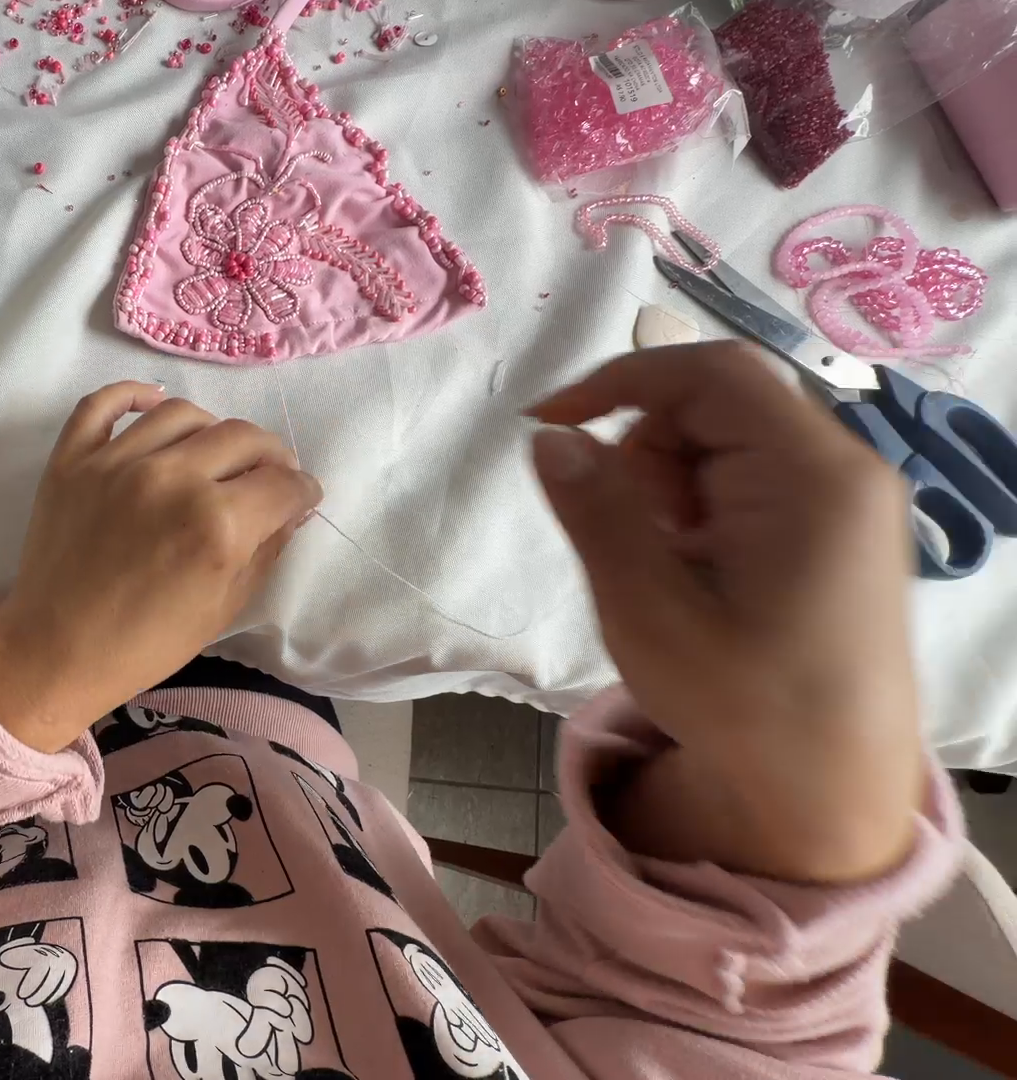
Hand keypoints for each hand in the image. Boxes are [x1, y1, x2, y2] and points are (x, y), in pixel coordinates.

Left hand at [0, 382, 322, 753]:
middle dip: (269, 457)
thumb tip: (289, 506)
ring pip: (182, 413)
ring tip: (213, 453)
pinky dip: (131, 394)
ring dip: (212, 429)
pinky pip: (102, 403)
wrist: (55, 651)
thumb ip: (266, 549)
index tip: (298, 497)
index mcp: (217, 525)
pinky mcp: (71, 459)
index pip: (282, 482)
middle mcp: (171, 479)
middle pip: (242, 438)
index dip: (301, 490)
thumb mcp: (223, 608)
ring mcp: (115, 462)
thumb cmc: (144, 644)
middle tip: (264, 477)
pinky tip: (153, 402)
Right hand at [527, 344, 923, 882]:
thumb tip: (548, 437)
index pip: (709, 374)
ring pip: (716, 442)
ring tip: (656, 561)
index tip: (543, 425)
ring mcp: (836, 499)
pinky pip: (734, 479)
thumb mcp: (644, 607)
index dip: (617, 379)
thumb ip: (596, 513)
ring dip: (658, 484)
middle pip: (712, 405)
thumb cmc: (735, 698)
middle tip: (621, 531)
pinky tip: (682, 565)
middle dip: (639, 451)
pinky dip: (684, 506)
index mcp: (809, 479)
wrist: (818, 781)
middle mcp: (838, 472)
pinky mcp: (821, 526)